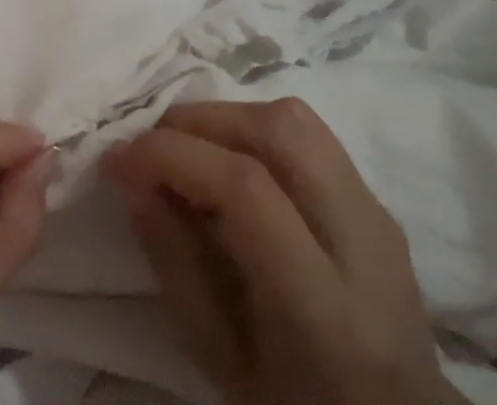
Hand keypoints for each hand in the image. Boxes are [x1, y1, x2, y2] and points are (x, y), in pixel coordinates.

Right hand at [104, 99, 460, 404]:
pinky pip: (309, 138)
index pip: (246, 190)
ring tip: (184, 150)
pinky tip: (225, 165)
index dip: (172, 157)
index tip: (117, 160)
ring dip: (226, 119)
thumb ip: (174, 263)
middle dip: (199, 121)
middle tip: (149, 145)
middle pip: (282, 132)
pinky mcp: (377, 202)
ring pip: (298, 120)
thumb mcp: (215, 353)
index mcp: (321, 304)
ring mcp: (379, 214)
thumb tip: (134, 180)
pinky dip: (252, 132)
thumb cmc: (291, 399)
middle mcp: (363, 242)